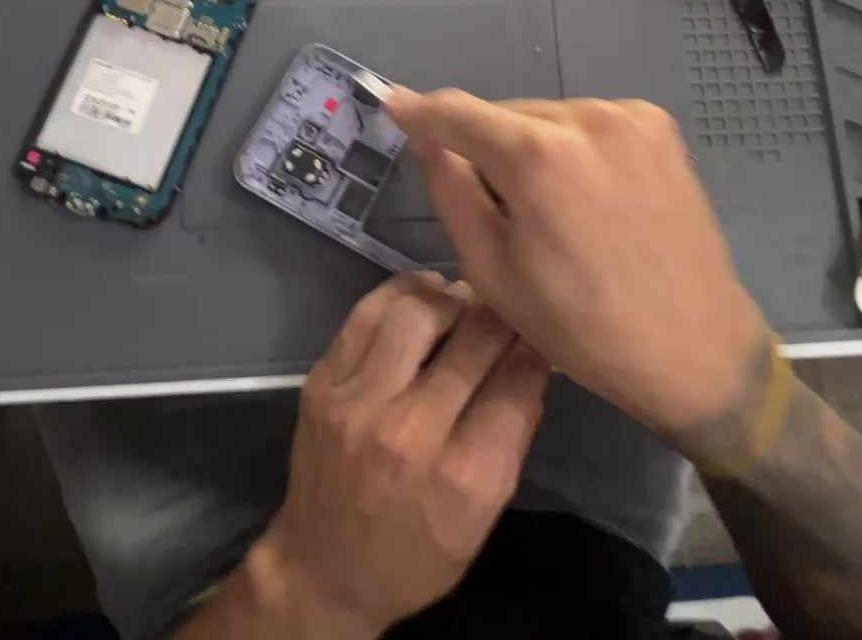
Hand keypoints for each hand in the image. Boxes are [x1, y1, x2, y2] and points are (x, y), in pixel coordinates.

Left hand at [251, 273, 549, 637]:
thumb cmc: (418, 552)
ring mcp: (358, 401)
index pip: (518, 380)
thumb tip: (533, 358)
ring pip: (418, 311)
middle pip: (475, 338)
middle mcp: (410, 431)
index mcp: (465, 475)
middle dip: (502, 315)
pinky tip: (423, 293)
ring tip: (463, 299)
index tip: (539, 331)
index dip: (536, 345)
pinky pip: (366, 313)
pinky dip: (402, 292)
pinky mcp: (322, 382)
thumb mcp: (485, 514)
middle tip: (507, 307)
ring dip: (451, 296)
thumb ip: (514, 435)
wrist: (324, 568)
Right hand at [385, 89, 770, 458]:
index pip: (457, 112)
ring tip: (549, 208)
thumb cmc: (580, 325)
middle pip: (502, 114)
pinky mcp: (659, 126)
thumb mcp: (491, 269)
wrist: (695, 348)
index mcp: (539, 156)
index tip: (393, 104)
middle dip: (484, 147)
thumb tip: (426, 137)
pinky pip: (586, 124)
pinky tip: (587, 195)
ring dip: (528, 147)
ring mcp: (630, 117)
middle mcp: (586, 117)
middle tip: (495, 207)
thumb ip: (450, 189)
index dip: (419, 109)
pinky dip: (570, 148)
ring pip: (545, 117)